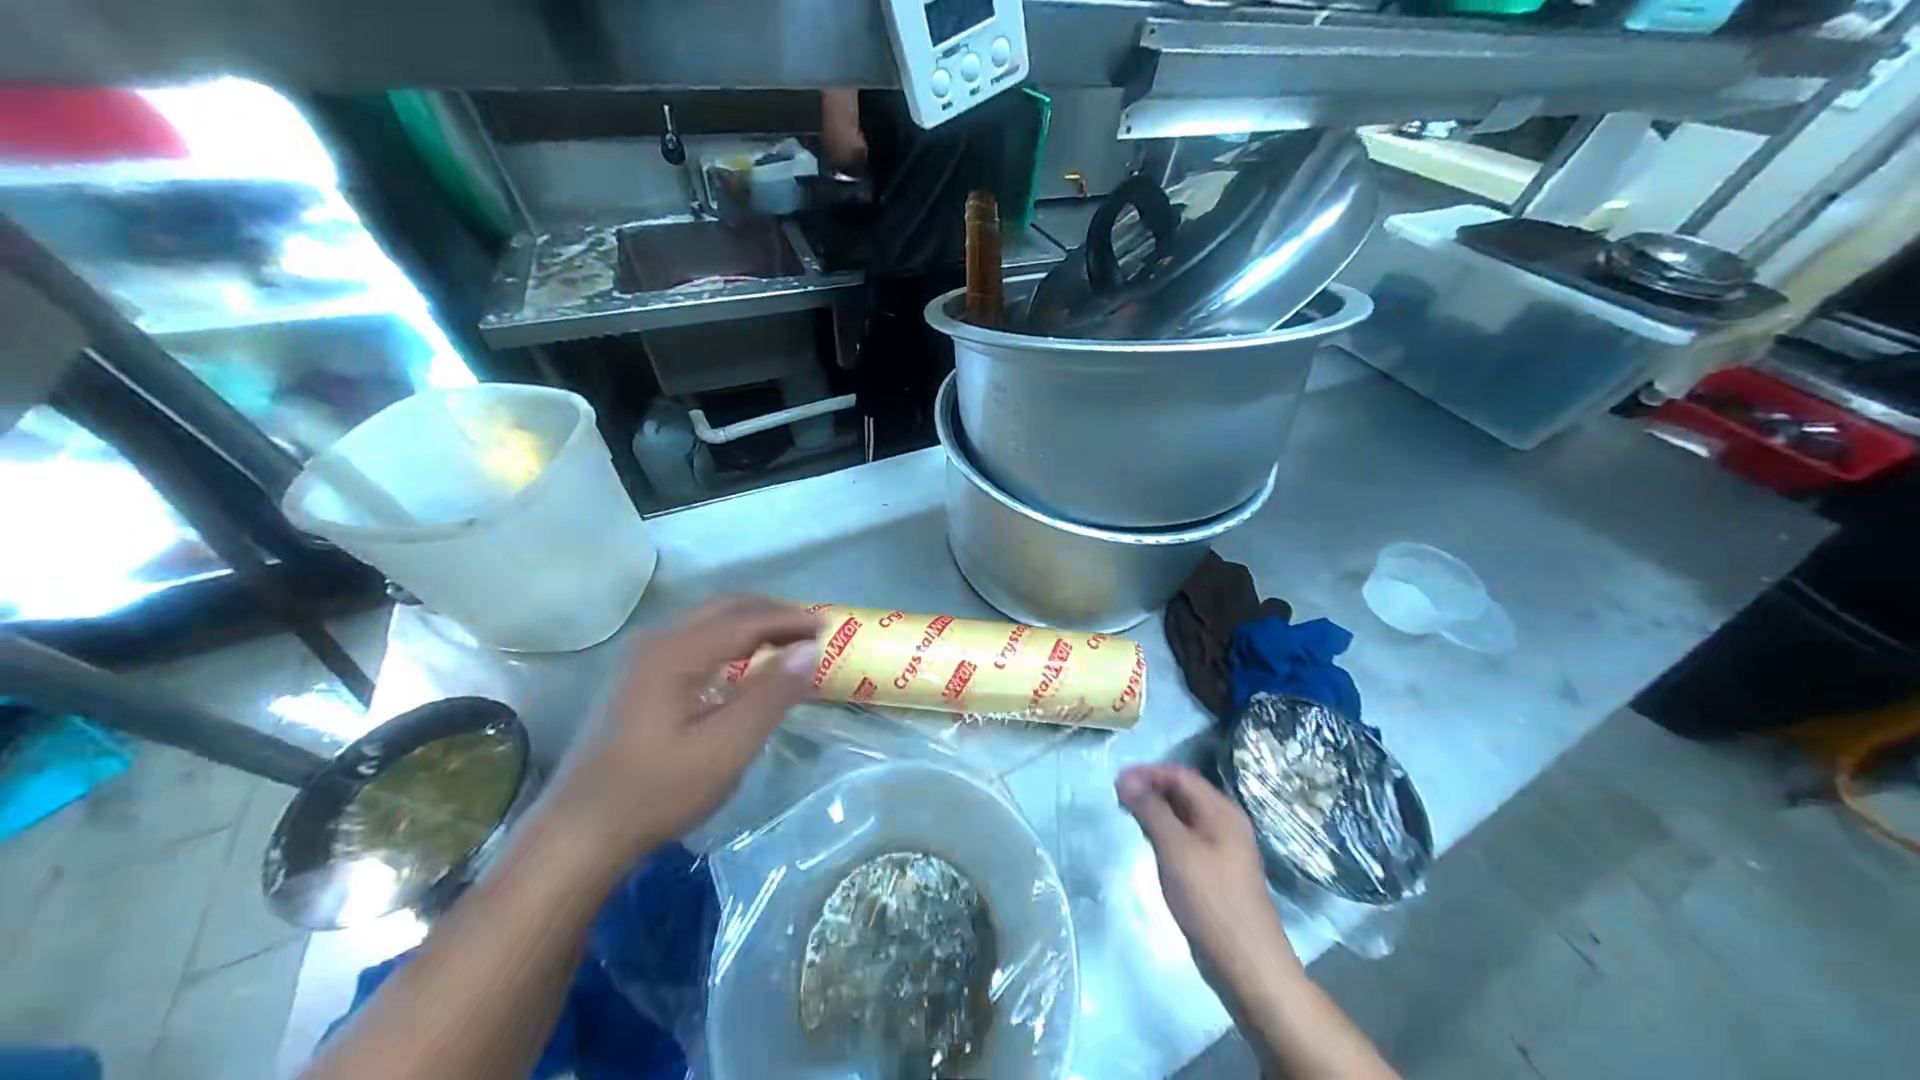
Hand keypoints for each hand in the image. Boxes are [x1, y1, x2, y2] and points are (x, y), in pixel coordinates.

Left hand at [546, 597, 819, 868]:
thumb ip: (771, 695)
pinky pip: (694, 641)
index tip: (828, 628)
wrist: (579, 833)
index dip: (791, 619)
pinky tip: (742, 666)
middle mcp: (656, 642)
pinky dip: (729, 641)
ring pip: (707, 623)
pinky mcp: (636, 679)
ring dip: (750, 625)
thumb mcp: (726, 747)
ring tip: (786, 643)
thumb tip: (808, 651)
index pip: (746, 619)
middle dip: (772, 614)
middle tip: (811, 631)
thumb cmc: (658, 791)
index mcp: (676, 652)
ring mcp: (641, 659)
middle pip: (724, 609)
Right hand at [1117, 764, 1300, 977]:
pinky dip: (1165, 830)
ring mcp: (1223, 848)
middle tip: (1117, 797)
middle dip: (1150, 788)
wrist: (1247, 963)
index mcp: (1222, 811)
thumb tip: (1126, 778)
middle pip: (1184, 793)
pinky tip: (1149, 841)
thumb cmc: (1210, 899)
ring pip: (1184, 815)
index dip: (1147, 772)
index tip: (1116, 781)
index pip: (1180, 776)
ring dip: (1156, 809)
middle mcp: (1225, 823)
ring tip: (1127, 815)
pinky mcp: (1216, 871)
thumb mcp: (1175, 849)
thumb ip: (1150, 810)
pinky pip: (1187, 837)